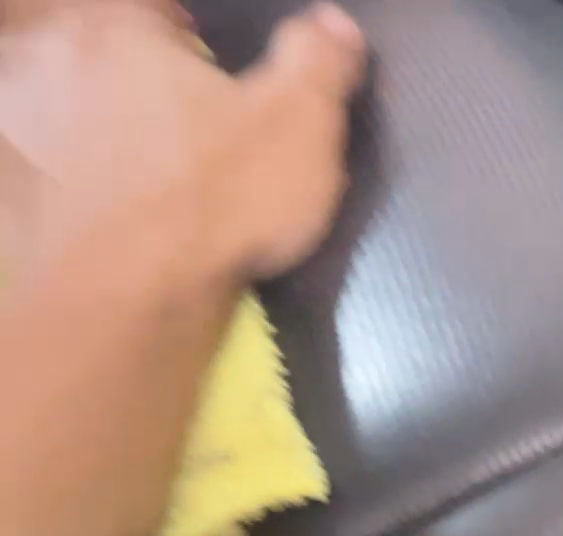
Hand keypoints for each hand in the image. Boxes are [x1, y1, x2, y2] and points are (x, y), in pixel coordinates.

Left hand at [0, 0, 365, 287]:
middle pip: (93, 41)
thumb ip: (317, 65)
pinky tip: (109, 194)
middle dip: (134, 67)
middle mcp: (48, 52)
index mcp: (117, 29)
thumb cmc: (226, 194)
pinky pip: (43, 152)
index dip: (184, 26)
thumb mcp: (301, 127)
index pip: (150, 4)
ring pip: (60, 94)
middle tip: (185, 112)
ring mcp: (18, 114)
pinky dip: (73, 163)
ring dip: (95, 113)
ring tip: (146, 158)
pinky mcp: (13, 174)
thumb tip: (336, 19)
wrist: (135, 285)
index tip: (210, 54)